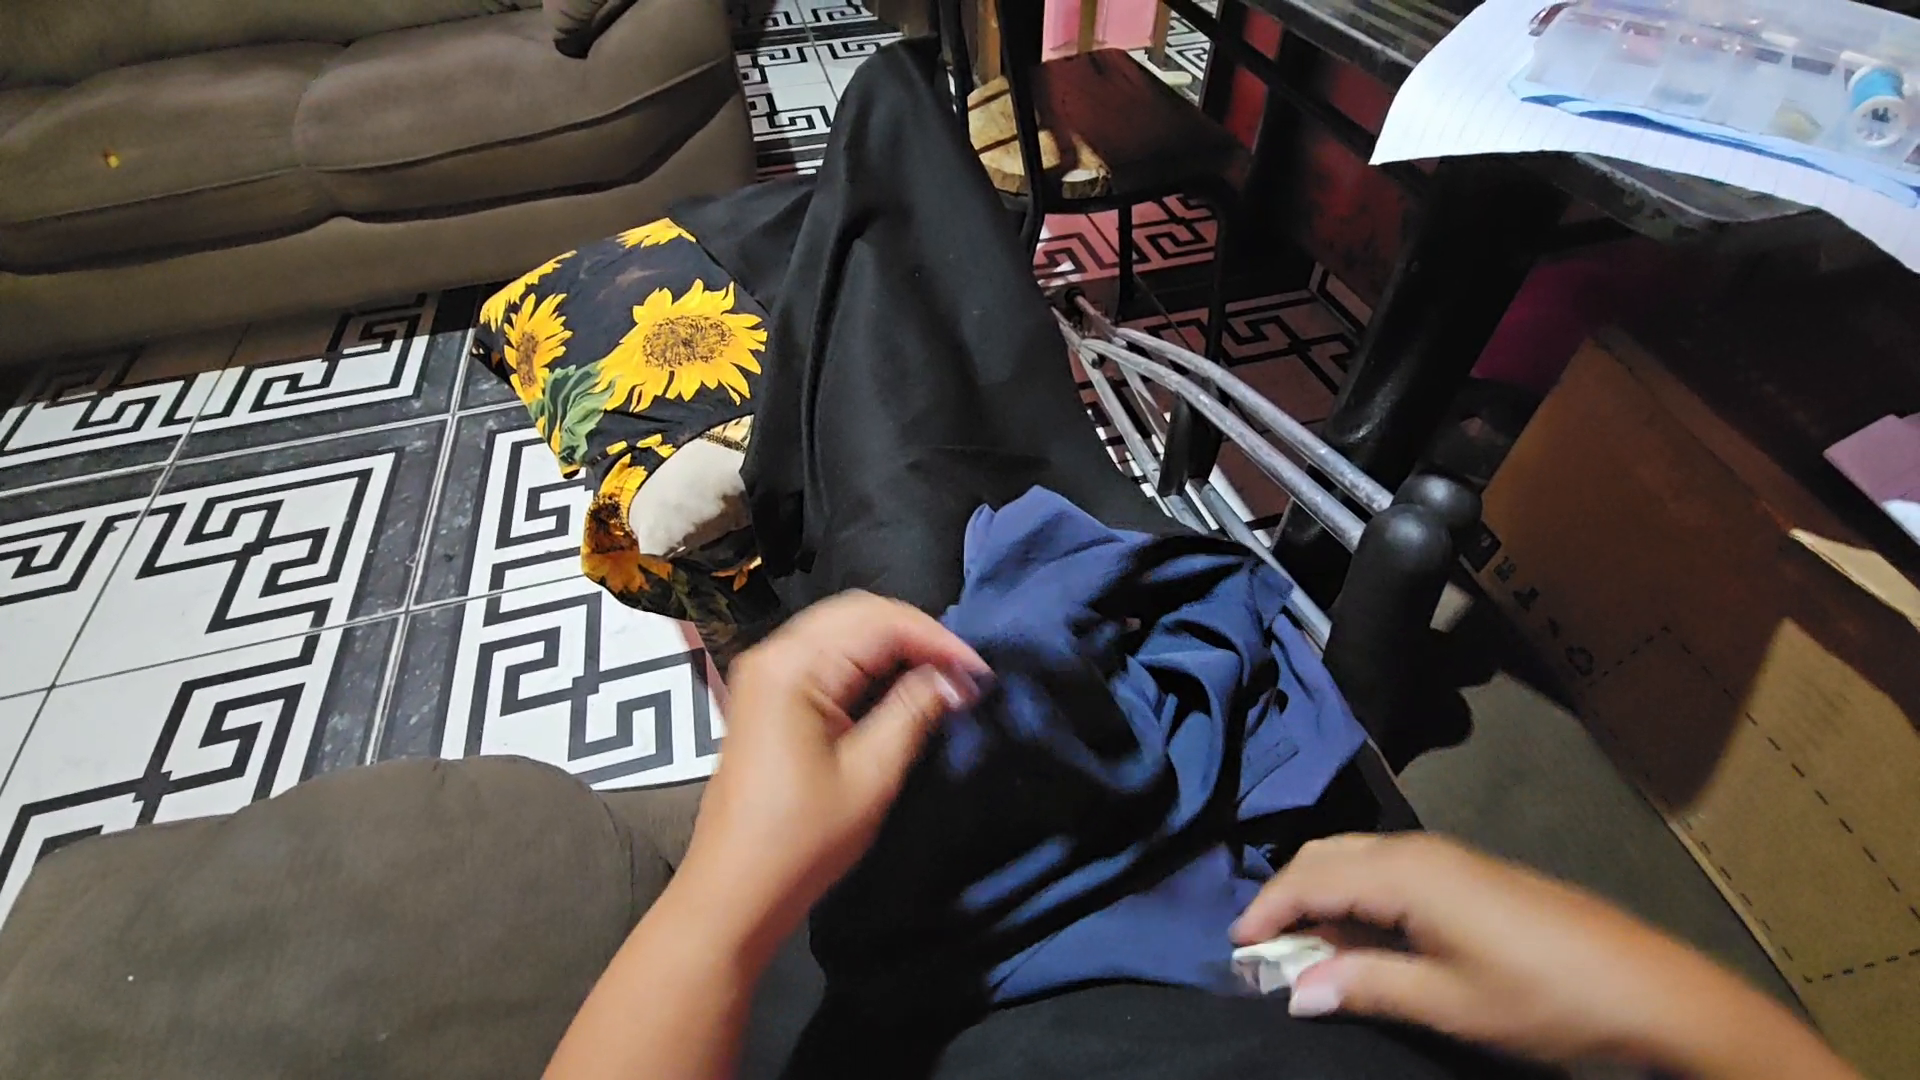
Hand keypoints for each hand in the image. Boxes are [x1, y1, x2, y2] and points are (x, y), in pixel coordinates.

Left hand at [674, 591, 989, 960]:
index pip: (878, 622)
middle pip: (859, 612)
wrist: (734, 891)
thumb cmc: (802, 840)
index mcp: (794, 666)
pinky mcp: (770, 690)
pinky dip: (869, 657)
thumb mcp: (870, 775)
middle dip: (917, 633)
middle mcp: (775, 653)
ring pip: (844, 627)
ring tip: (940, 673)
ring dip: (895, 643)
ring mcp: (768, 669)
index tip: (978, 670)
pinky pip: (828, 651)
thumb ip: (913, 711)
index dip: (936, 639)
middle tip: (961, 669)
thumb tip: (955, 678)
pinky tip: (899, 680)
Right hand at [1232, 834, 1857, 1078]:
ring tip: (1309, 946)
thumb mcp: (1449, 1002)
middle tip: (1267, 947)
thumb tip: (1295, 991)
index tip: (1236, 946)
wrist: (1654, 989)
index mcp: (1401, 872)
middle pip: (1321, 857)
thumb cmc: (1542, 995)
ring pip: (1349, 857)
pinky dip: (1351, 894)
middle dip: (1286, 896)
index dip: (1266, 909)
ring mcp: (1437, 853)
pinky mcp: (1458, 868)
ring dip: (1318, 894)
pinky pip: (1378, 866)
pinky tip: (1362, 935)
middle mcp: (1409, 848)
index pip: (1308, 879)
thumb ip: (1363, 986)